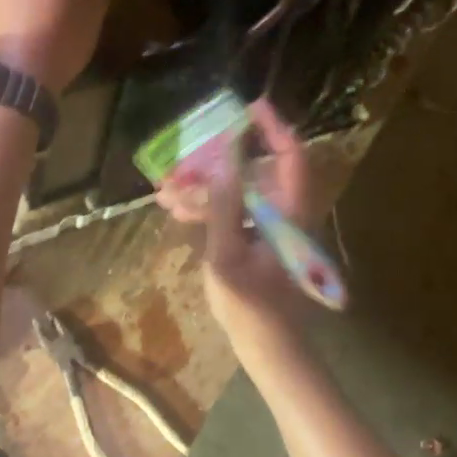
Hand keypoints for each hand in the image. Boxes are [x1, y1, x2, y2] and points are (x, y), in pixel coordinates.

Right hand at [161, 100, 313, 353]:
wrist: (268, 349)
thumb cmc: (251, 308)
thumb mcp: (228, 256)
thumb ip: (224, 206)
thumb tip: (224, 158)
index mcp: (290, 213)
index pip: (291, 156)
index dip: (274, 128)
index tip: (250, 106)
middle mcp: (286, 214)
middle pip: (257, 172)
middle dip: (218, 162)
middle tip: (184, 158)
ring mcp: (273, 230)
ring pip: (240, 193)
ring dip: (205, 188)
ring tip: (164, 189)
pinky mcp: (259, 244)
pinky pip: (235, 214)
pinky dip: (209, 209)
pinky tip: (176, 210)